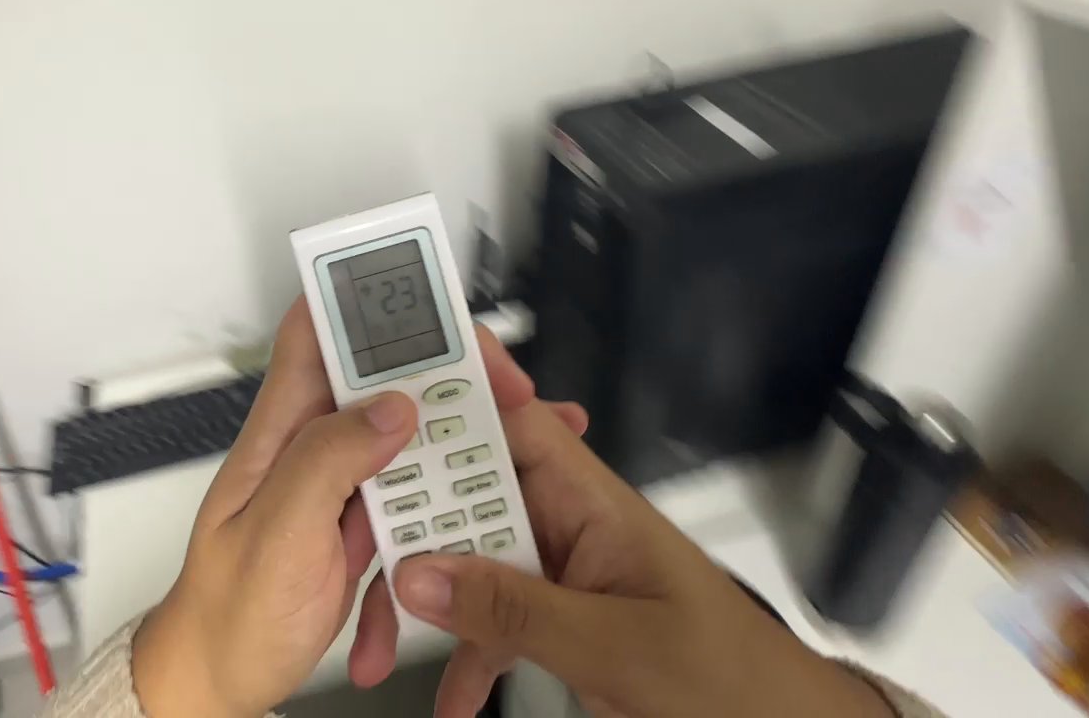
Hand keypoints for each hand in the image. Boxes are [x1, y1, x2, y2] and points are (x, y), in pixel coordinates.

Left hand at [131, 298, 549, 717]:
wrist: (226, 675)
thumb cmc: (229, 609)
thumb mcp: (274, 534)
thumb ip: (326, 462)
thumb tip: (390, 406)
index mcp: (283, 426)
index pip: (315, 330)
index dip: (363, 300)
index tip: (423, 297)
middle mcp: (315, 438)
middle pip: (384, 374)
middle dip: (445, 371)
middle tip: (505, 384)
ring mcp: (343, 475)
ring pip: (411, 428)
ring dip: (461, 432)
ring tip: (519, 435)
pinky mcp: (364, 511)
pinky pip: (417, 487)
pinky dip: (452, 496)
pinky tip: (483, 512)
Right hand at [387, 397, 892, 717]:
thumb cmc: (729, 679)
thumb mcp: (619, 647)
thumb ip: (516, 611)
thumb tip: (419, 577)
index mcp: (584, 495)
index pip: (509, 418)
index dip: (449, 401)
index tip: (383, 412)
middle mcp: (558, 516)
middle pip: (464, 493)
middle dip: (411, 526)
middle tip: (358, 560)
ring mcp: (550, 566)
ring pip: (462, 557)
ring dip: (421, 602)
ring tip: (378, 649)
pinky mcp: (548, 613)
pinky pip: (485, 618)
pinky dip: (462, 655)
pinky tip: (450, 702)